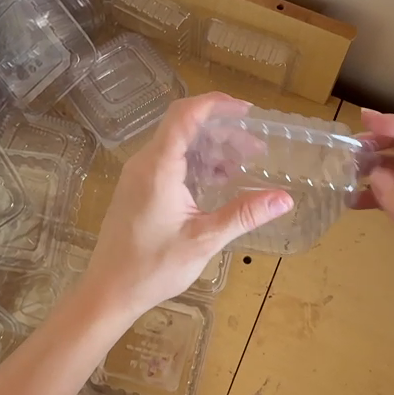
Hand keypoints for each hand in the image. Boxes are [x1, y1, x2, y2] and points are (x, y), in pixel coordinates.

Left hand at [73, 93, 292, 327]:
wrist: (109, 290)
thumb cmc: (153, 266)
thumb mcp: (205, 239)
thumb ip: (244, 214)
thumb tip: (285, 199)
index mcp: (159, 167)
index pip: (185, 114)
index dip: (216, 104)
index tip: (247, 112)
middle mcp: (145, 163)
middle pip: (185, 127)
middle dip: (223, 132)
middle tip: (256, 150)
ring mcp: (138, 175)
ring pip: (178, 145)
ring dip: (211, 150)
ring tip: (242, 168)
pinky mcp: (137, 189)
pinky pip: (169, 162)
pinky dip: (196, 165)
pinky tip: (217, 184)